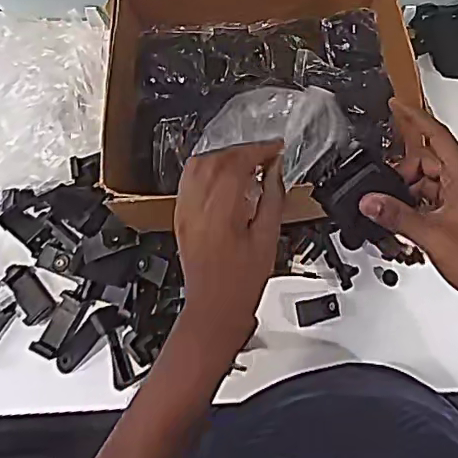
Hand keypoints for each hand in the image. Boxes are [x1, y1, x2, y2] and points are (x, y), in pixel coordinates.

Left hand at [173, 141, 284, 357]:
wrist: (214, 308)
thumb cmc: (241, 282)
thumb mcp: (269, 237)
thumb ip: (273, 197)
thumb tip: (276, 171)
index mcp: (221, 211)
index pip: (237, 163)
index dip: (260, 150)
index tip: (276, 148)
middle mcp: (198, 207)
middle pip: (217, 159)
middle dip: (245, 151)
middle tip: (266, 155)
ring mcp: (185, 210)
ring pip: (199, 164)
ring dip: (225, 156)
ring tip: (247, 162)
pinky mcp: (181, 215)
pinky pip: (189, 178)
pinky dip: (208, 168)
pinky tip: (224, 175)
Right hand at [359, 99, 457, 318]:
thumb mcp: (432, 235)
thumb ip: (397, 217)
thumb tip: (372, 202)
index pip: (437, 135)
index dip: (415, 117)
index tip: (398, 105)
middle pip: (428, 161)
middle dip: (403, 172)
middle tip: (384, 188)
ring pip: (430, 183)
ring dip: (410, 194)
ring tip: (395, 213)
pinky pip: (435, 201)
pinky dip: (419, 208)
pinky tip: (408, 225)